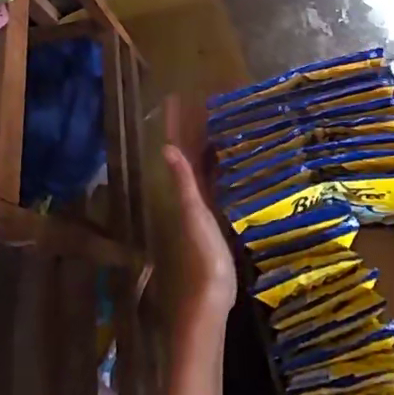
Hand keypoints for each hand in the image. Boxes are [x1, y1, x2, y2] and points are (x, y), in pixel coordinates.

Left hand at [162, 109, 236, 327]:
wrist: (210, 296)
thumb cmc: (203, 255)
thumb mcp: (194, 215)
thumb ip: (183, 183)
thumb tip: (166, 148)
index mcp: (186, 190)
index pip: (179, 147)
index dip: (177, 124)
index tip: (177, 98)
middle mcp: (192, 193)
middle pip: (189, 152)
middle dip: (190, 127)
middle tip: (199, 100)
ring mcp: (204, 205)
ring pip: (202, 164)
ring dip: (203, 142)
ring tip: (213, 119)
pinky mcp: (217, 218)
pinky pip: (215, 180)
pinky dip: (217, 164)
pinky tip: (227, 159)